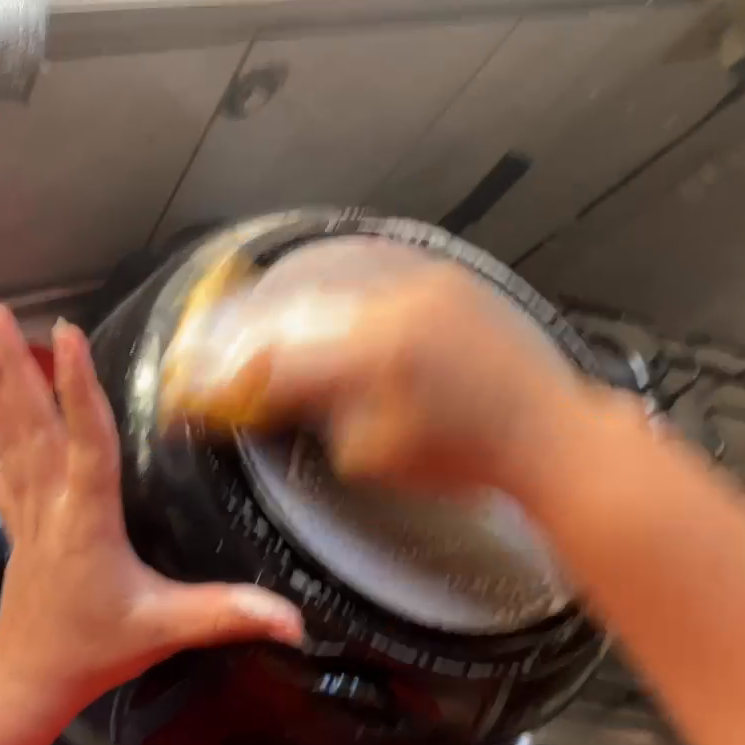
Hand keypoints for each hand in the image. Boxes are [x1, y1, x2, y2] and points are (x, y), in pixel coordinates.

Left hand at [0, 305, 303, 711]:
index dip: (78, 387)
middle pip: (32, 425)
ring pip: (6, 439)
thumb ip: (227, 616)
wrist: (34, 676)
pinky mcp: (14, 520)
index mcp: (89, 518)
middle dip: (12, 366)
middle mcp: (51, 503)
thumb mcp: (166, 629)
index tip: (66, 334)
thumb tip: (297, 621)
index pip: (86, 441)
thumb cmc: (99, 649)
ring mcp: (26, 509)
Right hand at [162, 257, 596, 500]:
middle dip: (253, 344)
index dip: (230, 380)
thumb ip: (319, 417)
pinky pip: (367, 296)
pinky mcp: (441, 285)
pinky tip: (320, 331)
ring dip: (293, 326)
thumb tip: (277, 397)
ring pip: (333, 304)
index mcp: (376, 355)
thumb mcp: (375, 455)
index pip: (280, 364)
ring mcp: (422, 288)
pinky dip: (335, 316)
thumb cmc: (465, 459)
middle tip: (218, 361)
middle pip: (298, 320)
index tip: (192, 391)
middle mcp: (395, 307)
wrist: (551, 436)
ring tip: (263, 346)